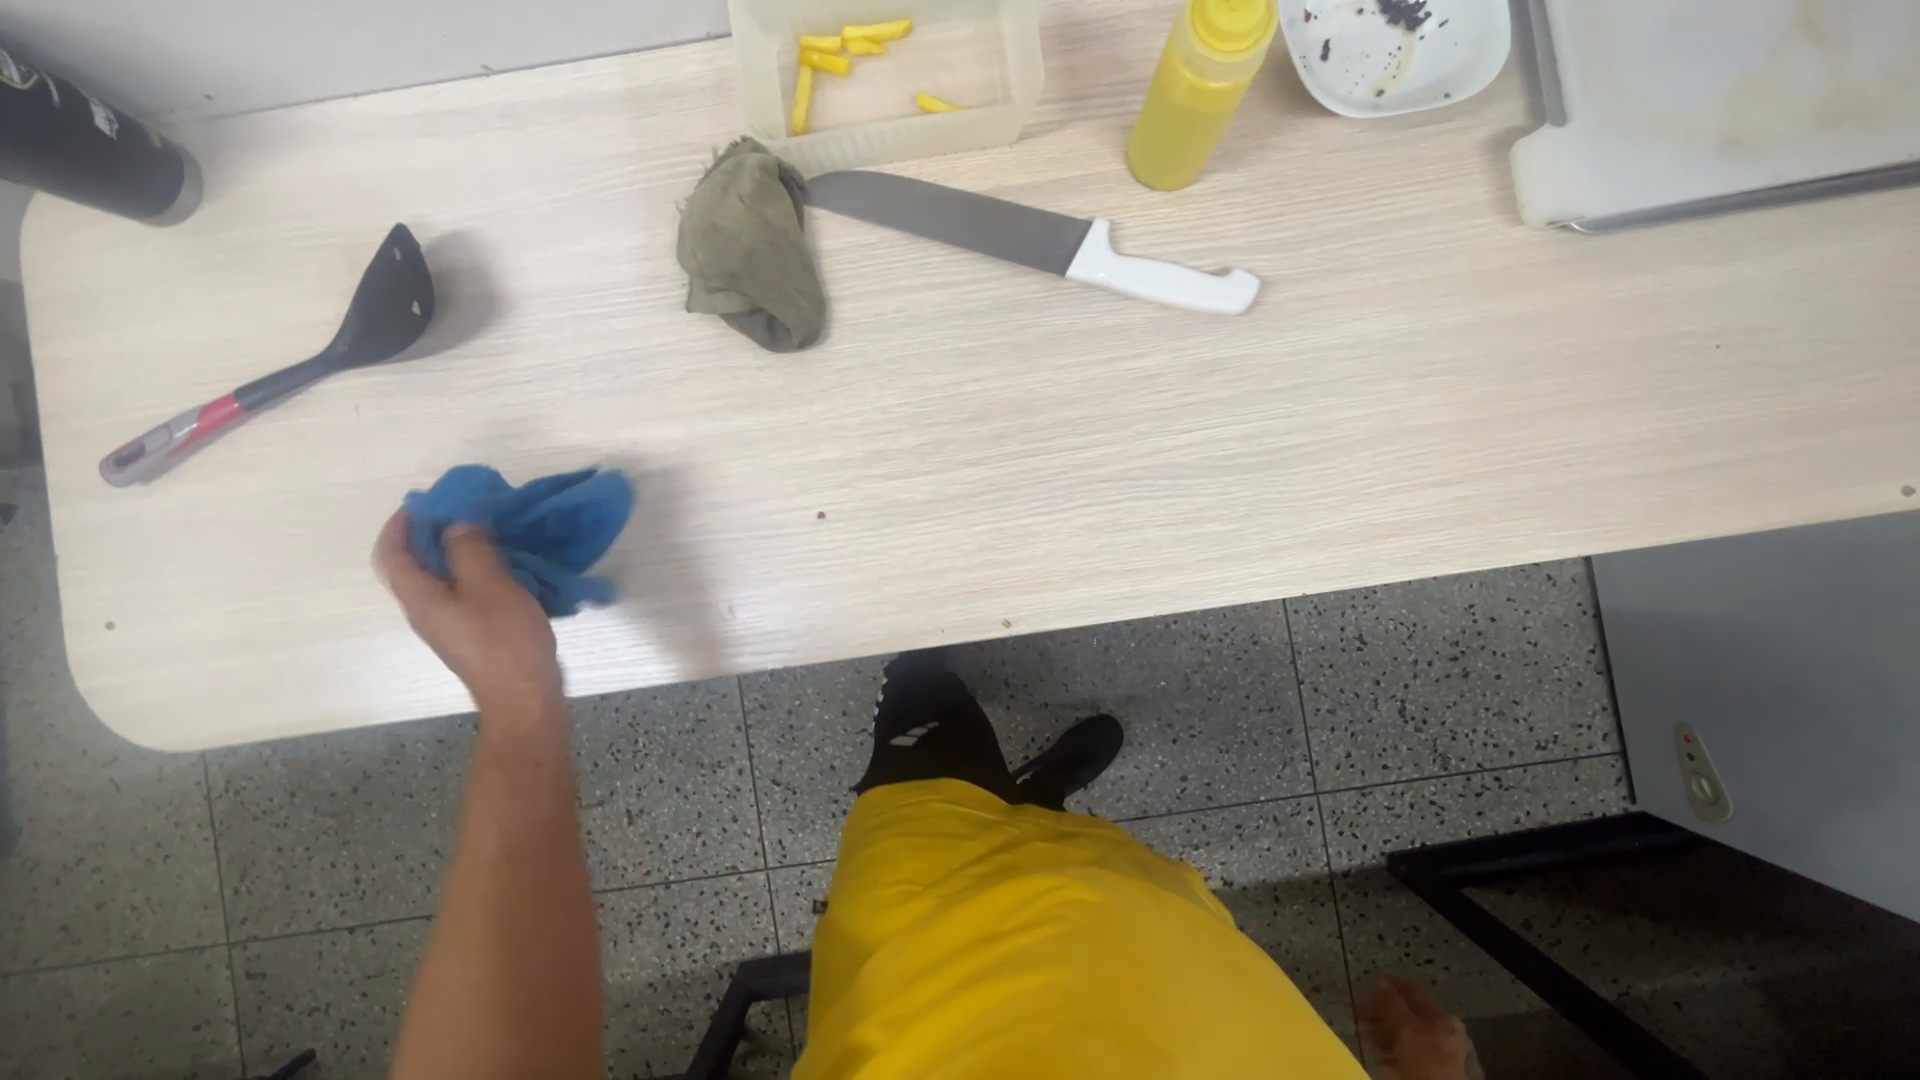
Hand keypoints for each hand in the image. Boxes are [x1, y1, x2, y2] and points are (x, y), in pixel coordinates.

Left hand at [375, 510, 562, 713]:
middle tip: (463, 514)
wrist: (525, 695)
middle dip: (432, 535)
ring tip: (489, 536)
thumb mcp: (490, 586)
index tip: (427, 502)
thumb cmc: (504, 639)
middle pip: (414, 566)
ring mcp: (450, 625)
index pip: (392, 554)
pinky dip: (477, 573)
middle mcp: (426, 611)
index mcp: (420, 598)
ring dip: (457, 554)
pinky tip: (506, 570)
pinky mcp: (474, 634)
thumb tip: (456, 524)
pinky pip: (465, 594)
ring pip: (442, 580)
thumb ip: (470, 550)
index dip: (401, 524)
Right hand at [1358, 976, 1481, 1079]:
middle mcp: (1445, 1030)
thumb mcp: (1405, 1029)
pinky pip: (1409, 1051)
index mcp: (1443, 1016)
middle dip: (1382, 1011)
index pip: (1412, 988)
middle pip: (1408, 1011)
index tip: (1366, 985)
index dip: (1389, 984)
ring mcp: (1441, 1051)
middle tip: (1360, 1014)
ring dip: (1384, 1030)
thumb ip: (1392, 1003)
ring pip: (1407, 1032)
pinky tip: (1382, 1055)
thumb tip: (1380, 982)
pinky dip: (1393, 1049)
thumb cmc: (1425, 1063)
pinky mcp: (1434, 1070)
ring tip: (1368, 1036)